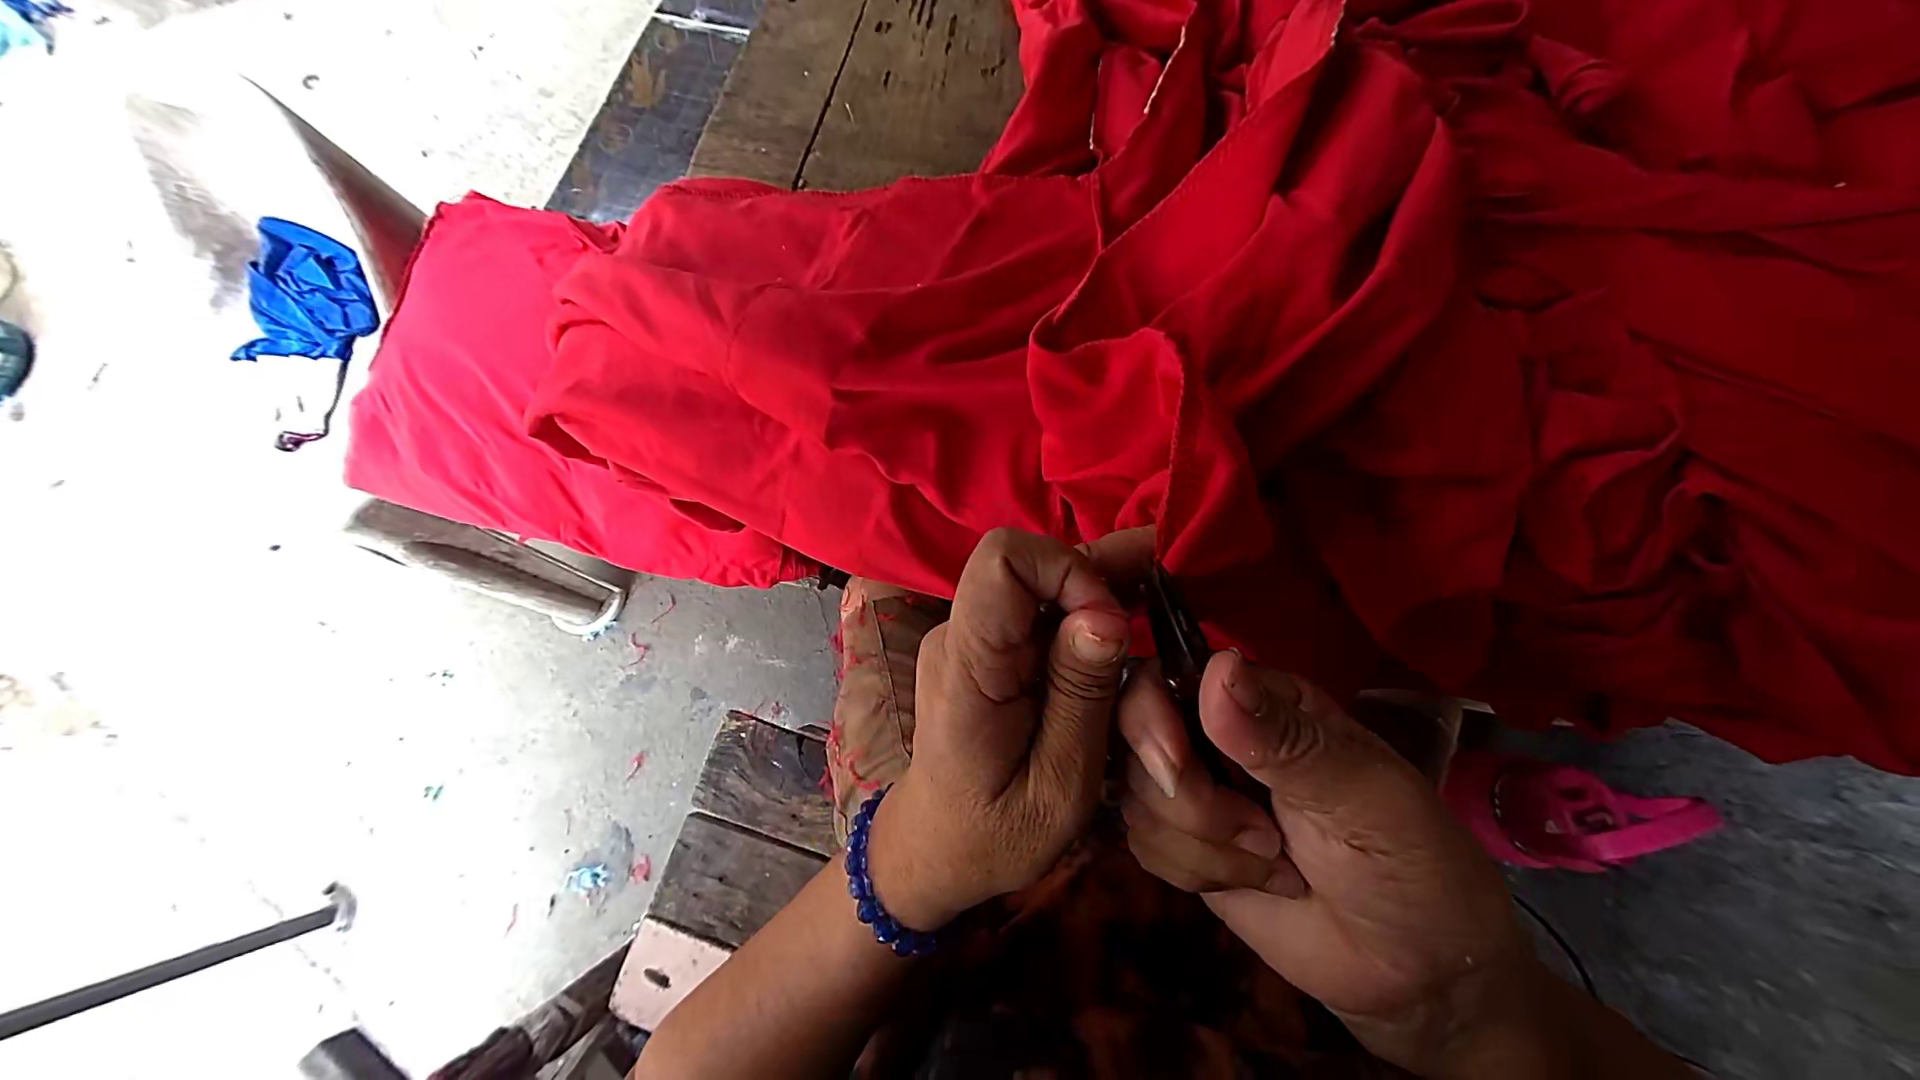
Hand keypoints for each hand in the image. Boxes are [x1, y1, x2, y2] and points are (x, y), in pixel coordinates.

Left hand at [863, 528, 1135, 930]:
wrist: (939, 841)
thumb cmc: (996, 833)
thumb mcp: (1058, 786)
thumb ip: (1080, 698)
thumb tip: (1106, 614)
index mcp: (968, 666)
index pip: (1002, 561)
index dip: (1068, 570)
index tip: (1115, 624)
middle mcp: (962, 634)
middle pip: (1030, 564)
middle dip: (1103, 575)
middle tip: (1169, 590)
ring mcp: (973, 636)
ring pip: (1042, 583)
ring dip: (1102, 591)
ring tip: (1162, 601)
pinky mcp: (989, 647)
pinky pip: (1040, 610)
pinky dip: (1087, 613)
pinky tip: (1131, 622)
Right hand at [1118, 651, 1557, 1075]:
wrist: (1416, 973)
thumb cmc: (1410, 864)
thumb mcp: (1362, 794)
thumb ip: (1285, 736)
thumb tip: (1219, 668)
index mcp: (1255, 698)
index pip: (1163, 677)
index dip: (1152, 717)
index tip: (1178, 766)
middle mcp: (1209, 734)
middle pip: (1135, 741)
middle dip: (1190, 802)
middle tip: (1265, 838)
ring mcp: (1190, 790)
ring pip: (1137, 799)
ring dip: (1204, 846)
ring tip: (1275, 862)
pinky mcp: (1178, 842)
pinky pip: (1142, 845)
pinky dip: (1194, 872)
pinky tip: (1252, 882)